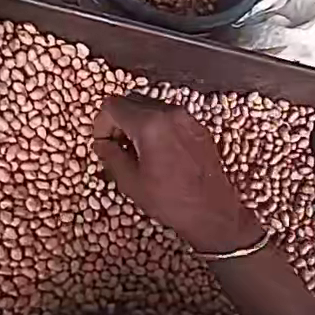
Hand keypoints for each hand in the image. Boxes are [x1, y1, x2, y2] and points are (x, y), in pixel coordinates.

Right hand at [91, 95, 261, 253]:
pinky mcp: (199, 129)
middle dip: (118, 121)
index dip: (101, 124)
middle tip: (115, 147)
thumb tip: (102, 144)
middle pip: (132, 101)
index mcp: (150, 124)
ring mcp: (188, 119)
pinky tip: (158, 154)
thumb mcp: (131, 183)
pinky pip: (170, 119)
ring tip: (136, 152)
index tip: (102, 143)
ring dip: (137, 123)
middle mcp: (170, 113)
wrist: (213, 212)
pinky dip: (157, 128)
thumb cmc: (171, 201)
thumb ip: (111, 156)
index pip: (112, 106)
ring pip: (152, 107)